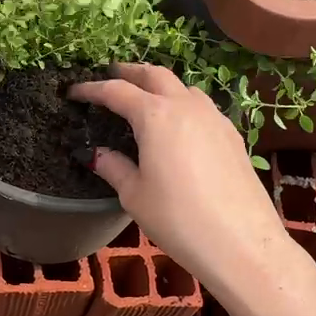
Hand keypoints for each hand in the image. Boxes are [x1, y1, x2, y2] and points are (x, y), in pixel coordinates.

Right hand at [69, 64, 308, 279]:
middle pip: (155, 75)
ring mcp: (214, 118)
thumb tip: (98, 153)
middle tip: (110, 75)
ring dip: (160, 85)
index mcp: (155, 116)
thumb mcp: (135, 196)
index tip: (73, 92)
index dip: (91, 89)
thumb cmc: (178, 219)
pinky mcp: (232, 136)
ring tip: (145, 97)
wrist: (242, 244)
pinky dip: (182, 104)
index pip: (116, 91)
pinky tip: (178, 125)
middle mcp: (186, 107)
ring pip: (183, 87)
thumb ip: (114, 168)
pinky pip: (201, 107)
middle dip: (130, 72)